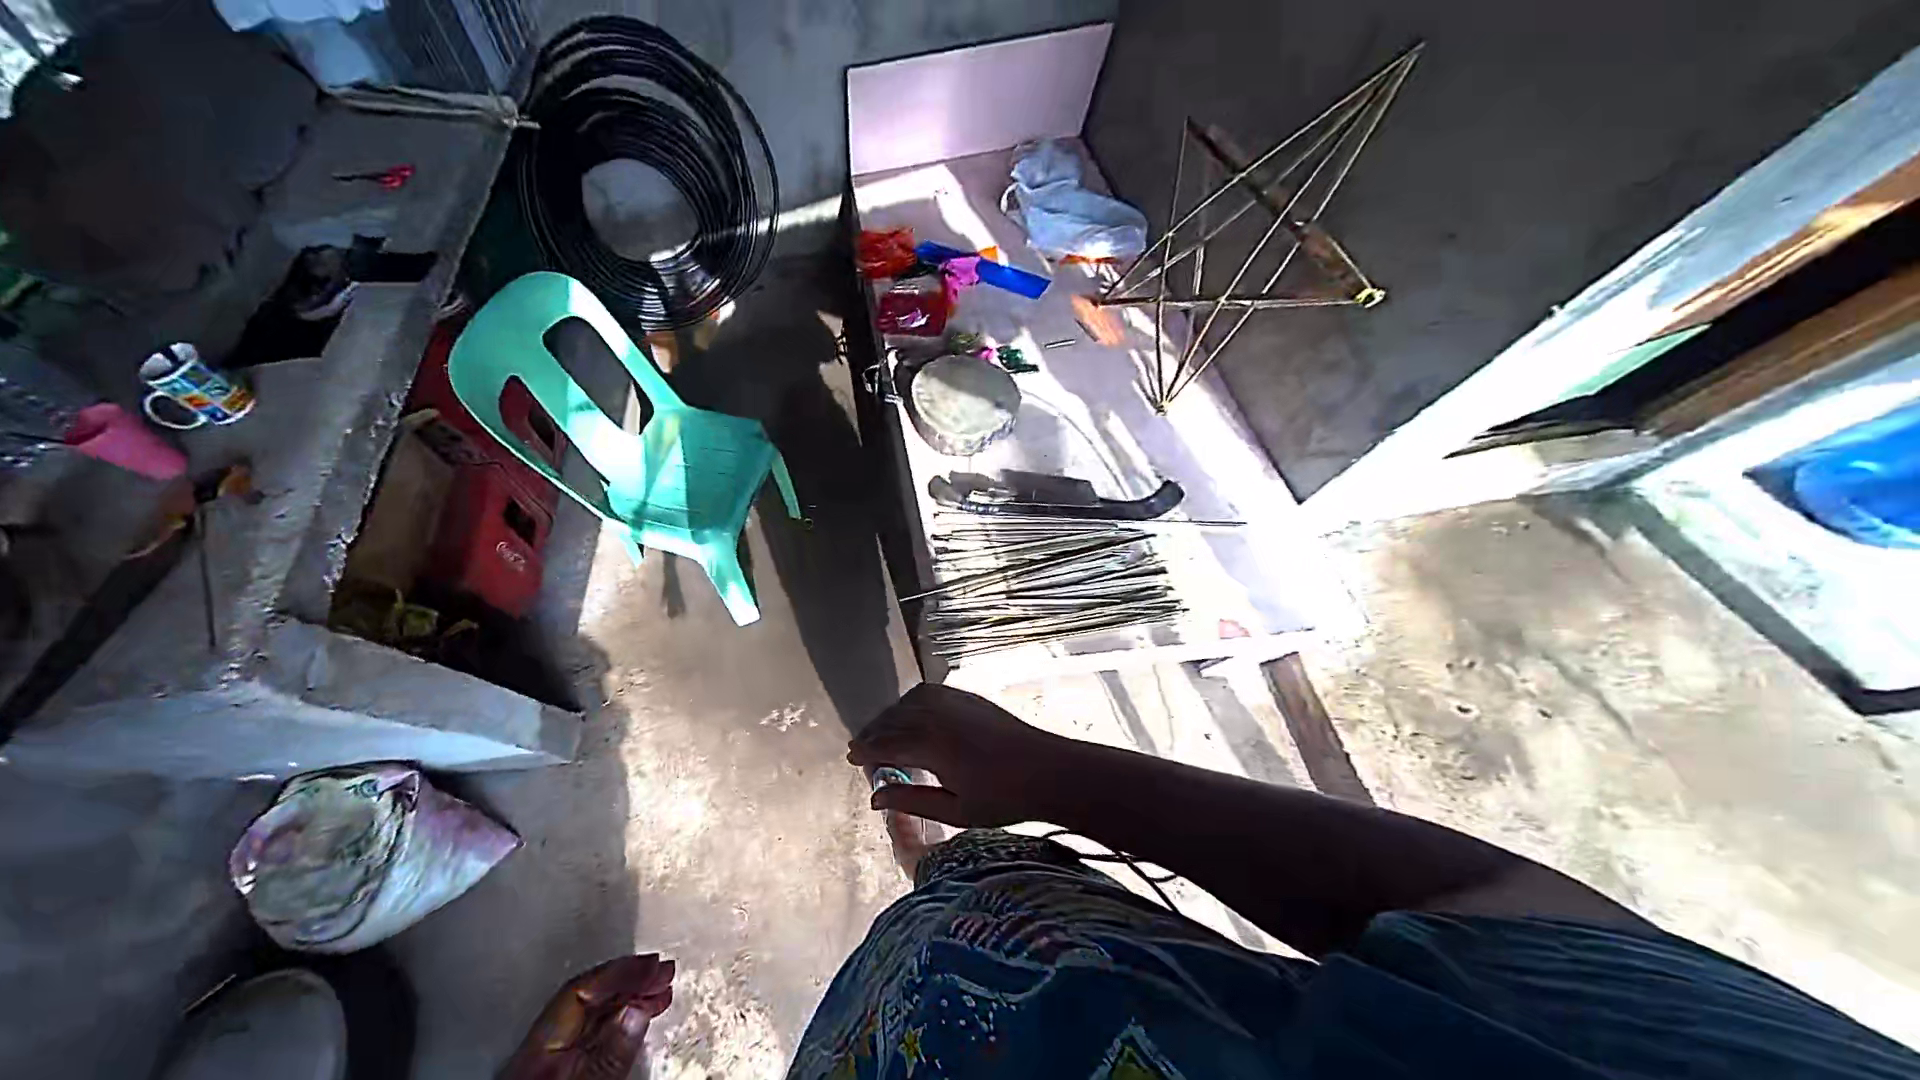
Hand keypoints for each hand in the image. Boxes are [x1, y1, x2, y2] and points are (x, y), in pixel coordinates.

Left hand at [497, 954, 673, 1079]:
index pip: (580, 992)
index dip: (620, 972)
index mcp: (536, 1053)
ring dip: (628, 998)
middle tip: (664, 971)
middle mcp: (536, 1056)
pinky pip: (591, 1036)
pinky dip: (619, 1022)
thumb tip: (636, 1009)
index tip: (654, 965)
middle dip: (629, 980)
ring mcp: (545, 1071)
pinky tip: (637, 1020)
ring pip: (590, 1018)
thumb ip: (609, 1056)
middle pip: (586, 1001)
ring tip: (659, 992)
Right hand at [848, 684, 1072, 826]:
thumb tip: (875, 798)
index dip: (865, 751)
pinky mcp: (967, 697)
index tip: (850, 758)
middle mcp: (938, 715)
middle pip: (892, 720)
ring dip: (890, 717)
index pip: (886, 744)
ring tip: (883, 734)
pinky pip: (927, 693)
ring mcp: (954, 701)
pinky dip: (910, 703)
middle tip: (861, 750)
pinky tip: (911, 716)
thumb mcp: (954, 810)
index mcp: (932, 744)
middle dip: (873, 734)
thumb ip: (911, 800)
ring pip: (908, 702)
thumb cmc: (1002, 799)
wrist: (1047, 770)